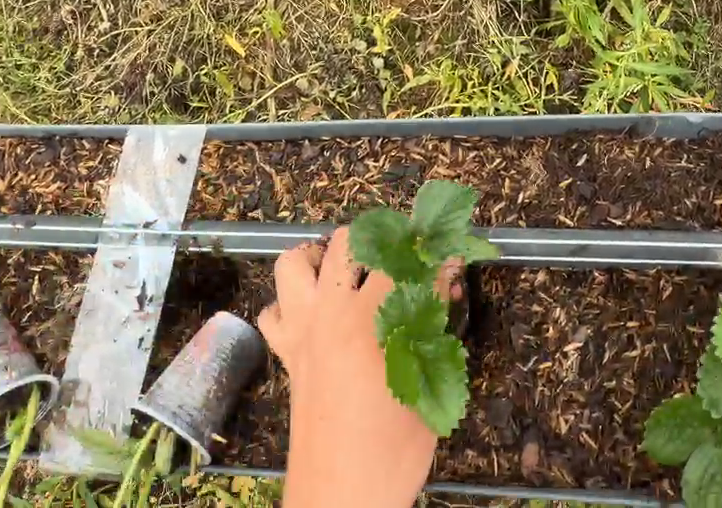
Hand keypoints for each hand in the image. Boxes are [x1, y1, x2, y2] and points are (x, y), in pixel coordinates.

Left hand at [258, 226, 456, 507]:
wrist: (339, 503)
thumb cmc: (392, 452)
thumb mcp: (427, 390)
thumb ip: (435, 331)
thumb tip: (447, 283)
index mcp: (368, 322)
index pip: (403, 264)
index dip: (430, 254)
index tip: (447, 253)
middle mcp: (327, 315)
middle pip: (345, 245)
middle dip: (378, 240)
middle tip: (401, 258)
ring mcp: (300, 333)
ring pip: (293, 263)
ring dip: (320, 258)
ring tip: (347, 271)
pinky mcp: (285, 356)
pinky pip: (274, 310)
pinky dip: (291, 302)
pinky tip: (316, 314)